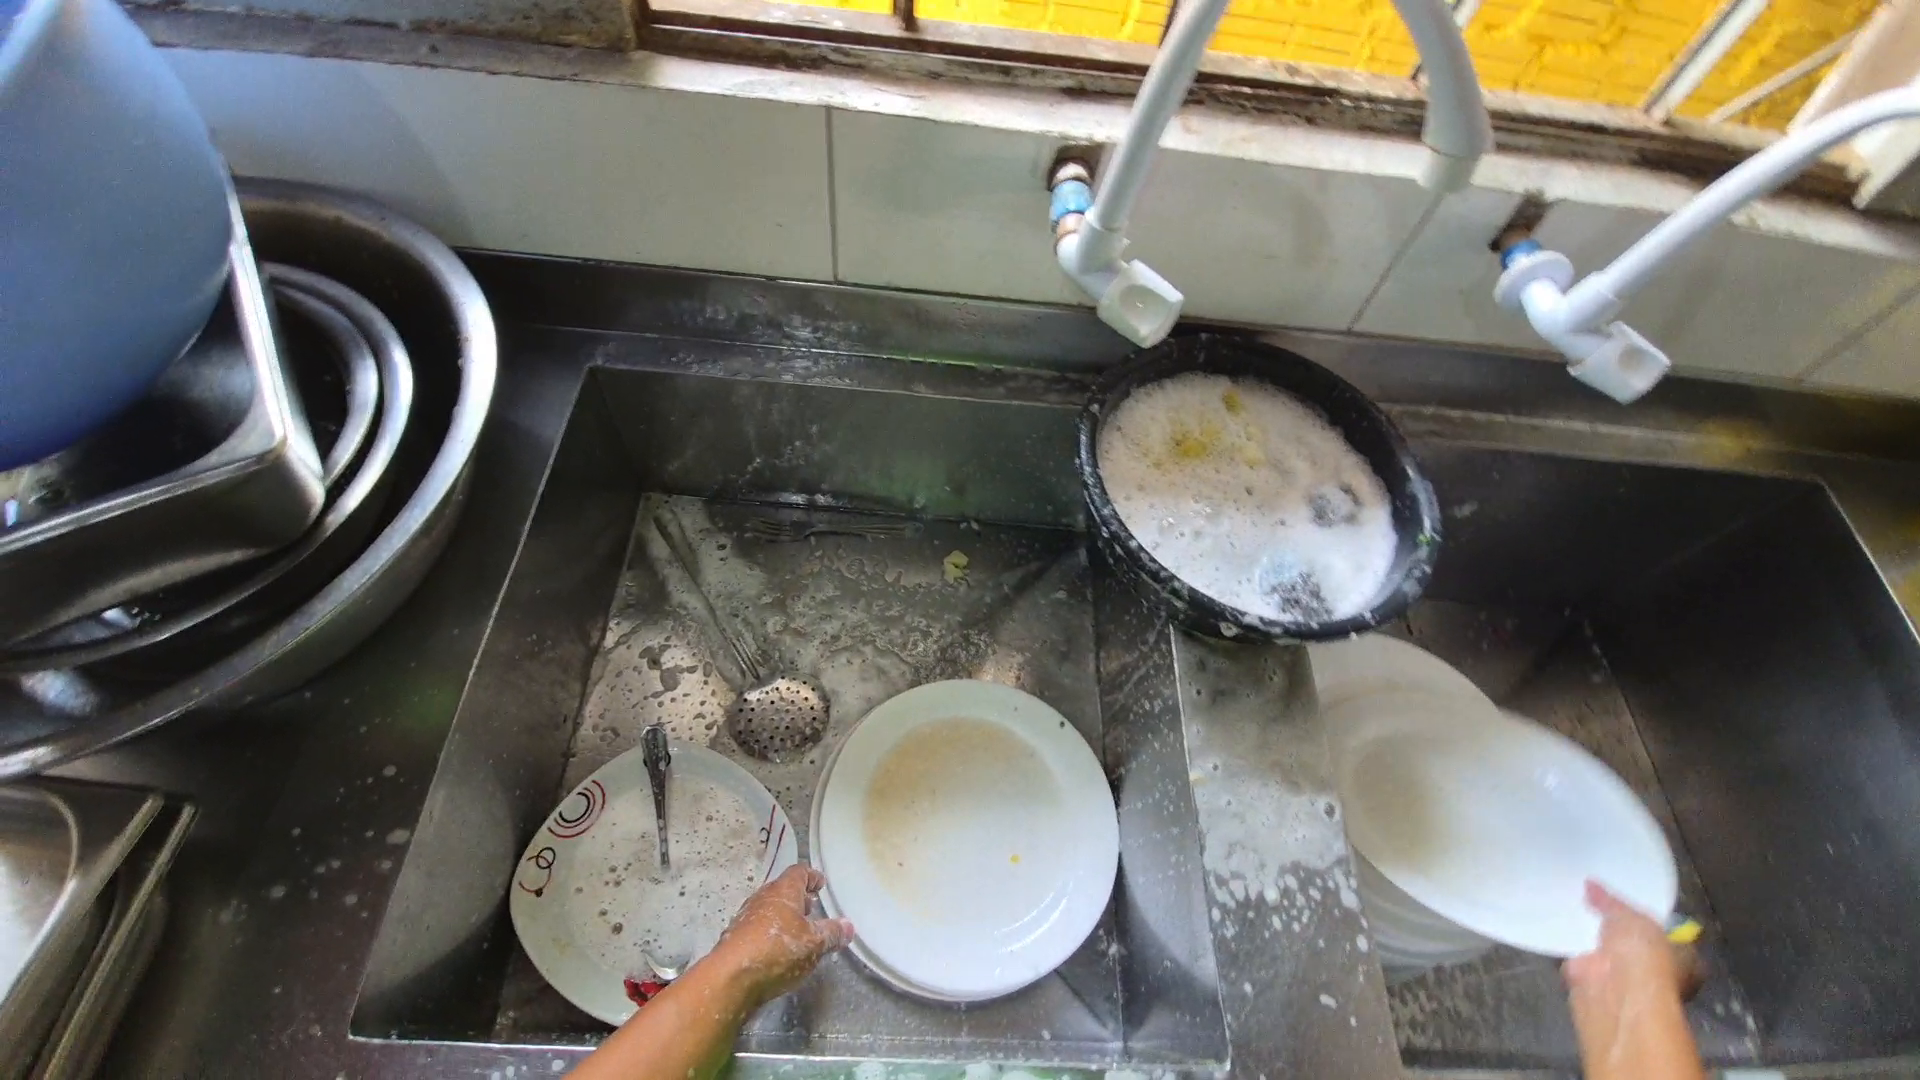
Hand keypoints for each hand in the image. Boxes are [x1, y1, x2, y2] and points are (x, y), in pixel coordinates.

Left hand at [706, 864, 853, 1009]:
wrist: (730, 980)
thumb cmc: (777, 951)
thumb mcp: (814, 944)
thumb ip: (832, 933)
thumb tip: (848, 926)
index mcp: (783, 890)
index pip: (799, 872)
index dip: (812, 876)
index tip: (821, 883)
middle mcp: (763, 898)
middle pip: (783, 891)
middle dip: (798, 899)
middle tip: (812, 908)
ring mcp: (746, 919)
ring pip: (769, 910)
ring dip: (784, 918)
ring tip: (798, 932)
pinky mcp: (735, 941)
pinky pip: (758, 930)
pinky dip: (770, 935)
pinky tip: (778, 952)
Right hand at [1563, 881, 1704, 1079]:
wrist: (1617, 990)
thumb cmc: (1644, 956)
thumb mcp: (1633, 917)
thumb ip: (1612, 901)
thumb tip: (1591, 884)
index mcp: (1682, 958)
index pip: (1664, 932)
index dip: (1644, 914)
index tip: (1620, 895)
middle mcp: (1655, 970)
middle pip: (1630, 939)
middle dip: (1610, 923)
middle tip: (1588, 895)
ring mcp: (1623, 976)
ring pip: (1602, 947)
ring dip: (1587, 932)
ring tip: (1566, 901)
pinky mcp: (1591, 978)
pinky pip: (1577, 953)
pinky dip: (1566, 941)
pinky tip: (1553, 920)